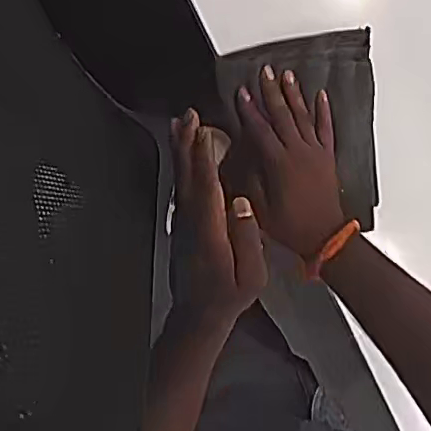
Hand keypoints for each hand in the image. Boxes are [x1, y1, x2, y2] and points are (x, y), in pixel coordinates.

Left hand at [171, 110, 266, 334]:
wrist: (198, 315)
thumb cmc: (230, 295)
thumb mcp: (251, 276)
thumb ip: (248, 239)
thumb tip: (242, 203)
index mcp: (210, 232)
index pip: (206, 187)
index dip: (204, 158)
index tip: (204, 131)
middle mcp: (192, 220)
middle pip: (187, 174)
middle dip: (187, 143)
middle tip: (188, 116)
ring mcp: (183, 220)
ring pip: (180, 177)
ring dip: (180, 149)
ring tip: (179, 123)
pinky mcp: (181, 221)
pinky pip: (180, 184)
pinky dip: (180, 163)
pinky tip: (182, 151)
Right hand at [235, 66, 348, 256]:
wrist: (325, 236)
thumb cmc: (292, 225)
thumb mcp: (261, 207)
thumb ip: (250, 179)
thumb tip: (241, 158)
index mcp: (279, 163)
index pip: (260, 129)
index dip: (250, 109)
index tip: (242, 93)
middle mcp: (298, 152)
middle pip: (282, 115)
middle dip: (271, 91)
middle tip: (264, 72)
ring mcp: (315, 152)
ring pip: (303, 116)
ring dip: (294, 94)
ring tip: (287, 75)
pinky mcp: (327, 156)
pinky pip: (325, 128)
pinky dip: (323, 110)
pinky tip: (320, 95)